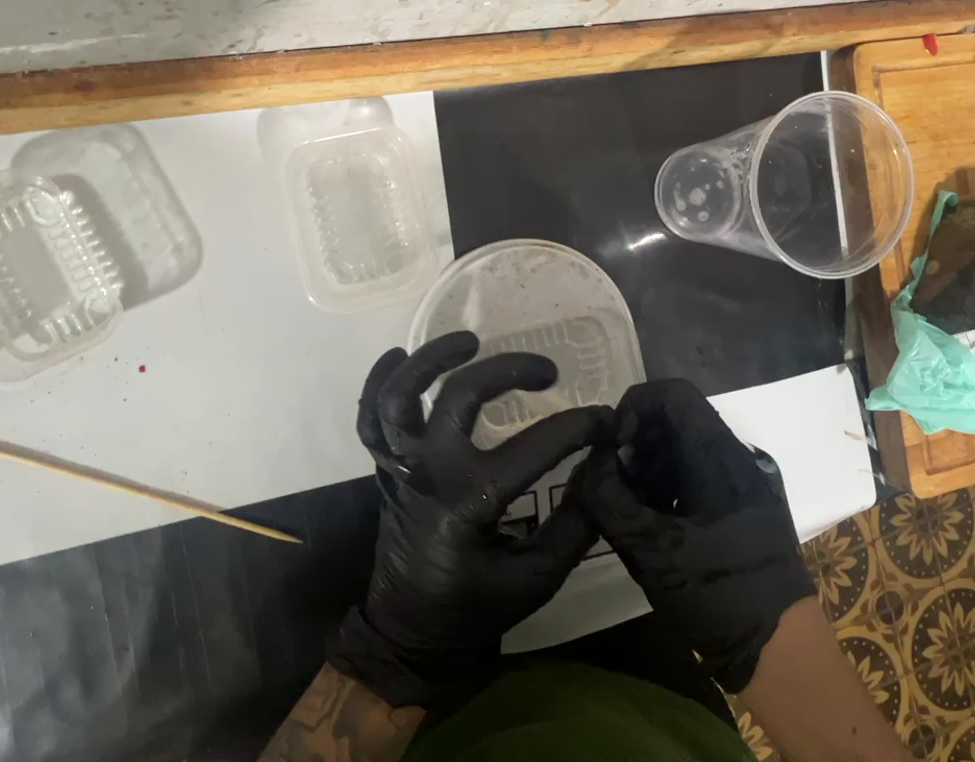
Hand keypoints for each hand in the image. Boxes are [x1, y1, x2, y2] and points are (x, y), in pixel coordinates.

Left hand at [328, 332, 611, 708]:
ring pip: (399, 396)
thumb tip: (605, 463)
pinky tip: (400, 355)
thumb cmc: (477, 608)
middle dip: (509, 371)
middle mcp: (428, 474)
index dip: (577, 427)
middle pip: (460, 397)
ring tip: (470, 340)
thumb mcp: (540, 577)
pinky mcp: (384, 469)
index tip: (605, 420)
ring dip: (430, 360)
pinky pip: (368, 417)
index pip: (534, 447)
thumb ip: (578, 521)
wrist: (411, 633)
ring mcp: (399, 468)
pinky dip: (378, 382)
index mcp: (469, 505)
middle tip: (547, 371)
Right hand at [572, 379, 813, 691]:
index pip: (672, 394)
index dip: (634, 406)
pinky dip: (664, 486)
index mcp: (717, 456)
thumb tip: (591, 464)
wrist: (780, 650)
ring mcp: (738, 484)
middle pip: (676, 419)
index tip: (613, 445)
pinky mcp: (737, 509)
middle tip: (612, 480)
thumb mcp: (650, 550)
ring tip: (624, 503)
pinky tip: (646, 520)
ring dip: (647, 465)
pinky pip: (694, 476)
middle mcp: (732, 458)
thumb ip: (611, 500)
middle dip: (636, 440)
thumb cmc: (717, 593)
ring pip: (683, 448)